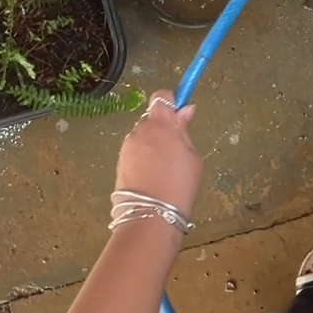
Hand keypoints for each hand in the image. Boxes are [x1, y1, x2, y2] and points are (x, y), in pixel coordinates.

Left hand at [114, 90, 201, 216]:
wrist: (151, 215)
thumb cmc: (180, 184)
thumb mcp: (193, 156)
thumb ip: (185, 131)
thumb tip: (185, 110)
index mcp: (160, 124)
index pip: (161, 97)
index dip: (171, 103)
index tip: (180, 117)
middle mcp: (139, 130)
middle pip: (152, 119)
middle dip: (163, 128)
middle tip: (176, 150)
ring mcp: (127, 146)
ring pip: (143, 137)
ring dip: (152, 145)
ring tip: (164, 169)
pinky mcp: (119, 162)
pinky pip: (135, 152)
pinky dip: (144, 158)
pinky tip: (153, 177)